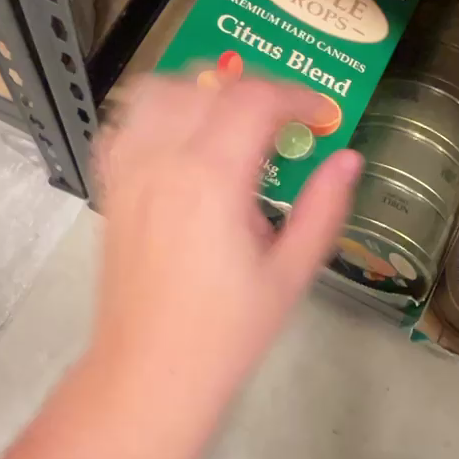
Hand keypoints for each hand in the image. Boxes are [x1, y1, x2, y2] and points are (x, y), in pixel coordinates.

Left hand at [87, 75, 360, 407]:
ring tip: (234, 118)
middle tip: (286, 119)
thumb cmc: (226, 333)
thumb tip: (348, 159)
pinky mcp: (110, 188)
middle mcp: (163, 161)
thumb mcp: (291, 274)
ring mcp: (128, 171)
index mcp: (212, 180)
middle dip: (255, 89)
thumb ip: (323, 209)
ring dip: (203, 89)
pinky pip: (125, 122)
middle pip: (208, 85)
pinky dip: (157, 111)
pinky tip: (182, 137)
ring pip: (159, 90)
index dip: (296, 97)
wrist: (148, 373)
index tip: (320, 117)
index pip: (255, 101)